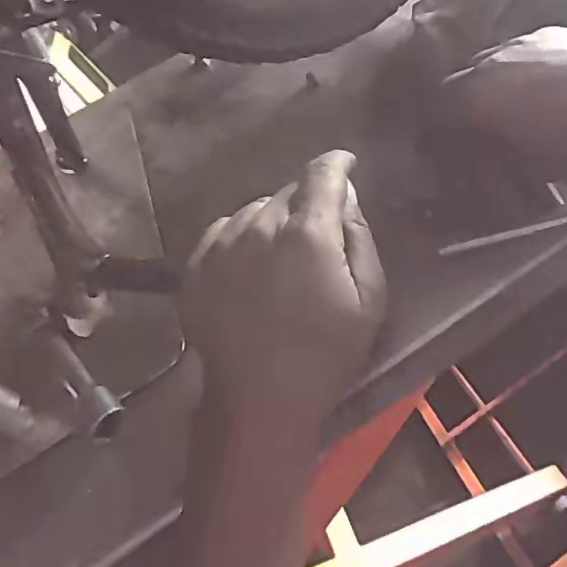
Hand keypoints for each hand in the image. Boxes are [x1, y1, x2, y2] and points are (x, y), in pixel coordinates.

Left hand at [182, 151, 386, 432]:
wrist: (258, 402)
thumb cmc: (327, 354)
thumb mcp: (370, 298)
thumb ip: (360, 237)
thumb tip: (345, 198)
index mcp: (307, 232)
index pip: (322, 173)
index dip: (339, 164)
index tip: (347, 165)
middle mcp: (258, 226)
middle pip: (289, 192)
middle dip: (310, 202)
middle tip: (322, 235)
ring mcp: (221, 245)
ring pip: (257, 211)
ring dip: (277, 222)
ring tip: (286, 257)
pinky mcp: (196, 266)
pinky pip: (227, 231)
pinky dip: (245, 238)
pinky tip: (254, 268)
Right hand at [443, 27, 566, 174]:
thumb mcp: (532, 167)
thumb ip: (493, 157)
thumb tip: (476, 155)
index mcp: (477, 96)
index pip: (434, 111)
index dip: (435, 133)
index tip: (444, 149)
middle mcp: (491, 59)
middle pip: (457, 81)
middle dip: (459, 107)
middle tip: (476, 131)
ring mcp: (522, 40)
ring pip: (488, 62)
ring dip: (489, 86)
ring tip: (513, 110)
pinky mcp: (553, 31)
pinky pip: (519, 53)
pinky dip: (518, 72)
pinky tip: (546, 90)